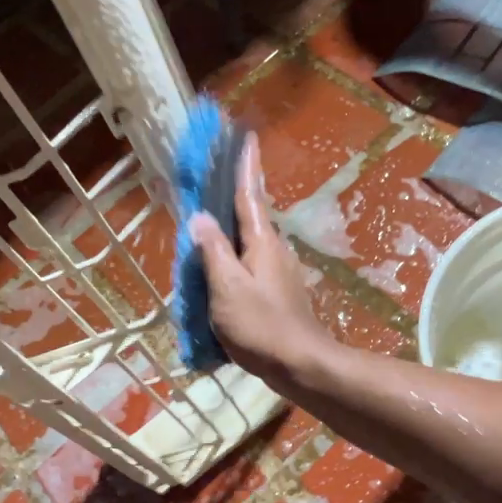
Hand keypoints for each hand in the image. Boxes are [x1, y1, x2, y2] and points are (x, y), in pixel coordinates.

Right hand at [187, 136, 335, 386]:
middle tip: (217, 174)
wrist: (300, 365)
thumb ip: (212, 251)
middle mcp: (274, 249)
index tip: (246, 137)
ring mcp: (278, 271)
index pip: (250, 195)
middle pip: (251, 215)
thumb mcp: (227, 287)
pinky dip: (233, 257)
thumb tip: (200, 216)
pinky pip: (250, 263)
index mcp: (262, 242)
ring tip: (210, 220)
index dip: (246, 166)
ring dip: (231, 228)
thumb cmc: (261, 325)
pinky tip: (220, 268)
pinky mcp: (277, 293)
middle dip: (236, 193)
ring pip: (249, 241)